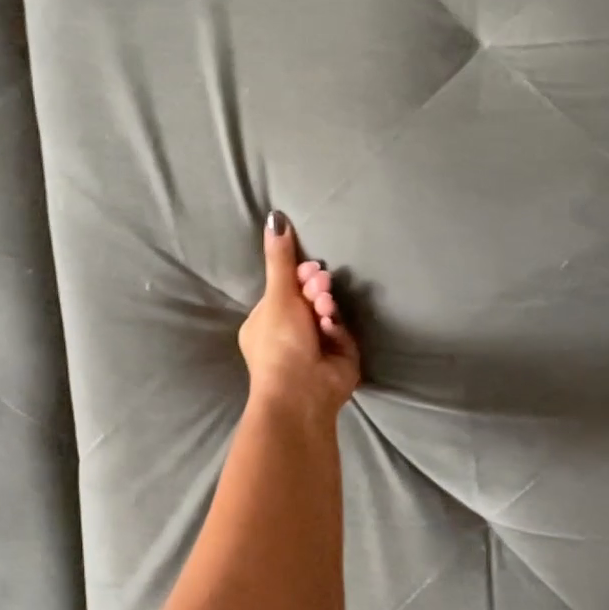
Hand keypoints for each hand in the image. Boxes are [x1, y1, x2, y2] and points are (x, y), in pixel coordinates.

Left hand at [237, 211, 360, 415]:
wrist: (302, 393)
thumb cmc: (279, 344)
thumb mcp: (277, 295)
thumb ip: (280, 258)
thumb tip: (274, 216)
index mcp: (266, 321)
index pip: (286, 287)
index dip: (299, 275)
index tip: (309, 269)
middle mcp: (290, 332)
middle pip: (309, 296)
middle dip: (316, 288)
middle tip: (320, 285)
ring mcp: (315, 344)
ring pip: (328, 310)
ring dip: (327, 304)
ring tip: (325, 309)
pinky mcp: (339, 354)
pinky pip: (342, 329)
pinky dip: (337, 326)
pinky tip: (331, 329)